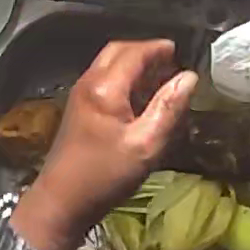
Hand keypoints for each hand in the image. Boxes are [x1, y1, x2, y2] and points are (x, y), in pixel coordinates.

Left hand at [13, 39, 196, 249]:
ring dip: (134, 64)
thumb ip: (169, 108)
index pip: (134, 53)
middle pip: (118, 51)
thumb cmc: (105, 174)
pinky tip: (140, 95)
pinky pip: (104, 78)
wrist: (60, 201)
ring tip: (160, 75)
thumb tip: (189, 77)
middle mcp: (90, 82)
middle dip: (145, 51)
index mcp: (105, 87)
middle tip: (169, 60)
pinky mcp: (79, 107)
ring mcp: (81, 94)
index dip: (158, 48)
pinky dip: (124, 77)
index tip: (179, 50)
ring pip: (109, 64)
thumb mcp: (146, 145)